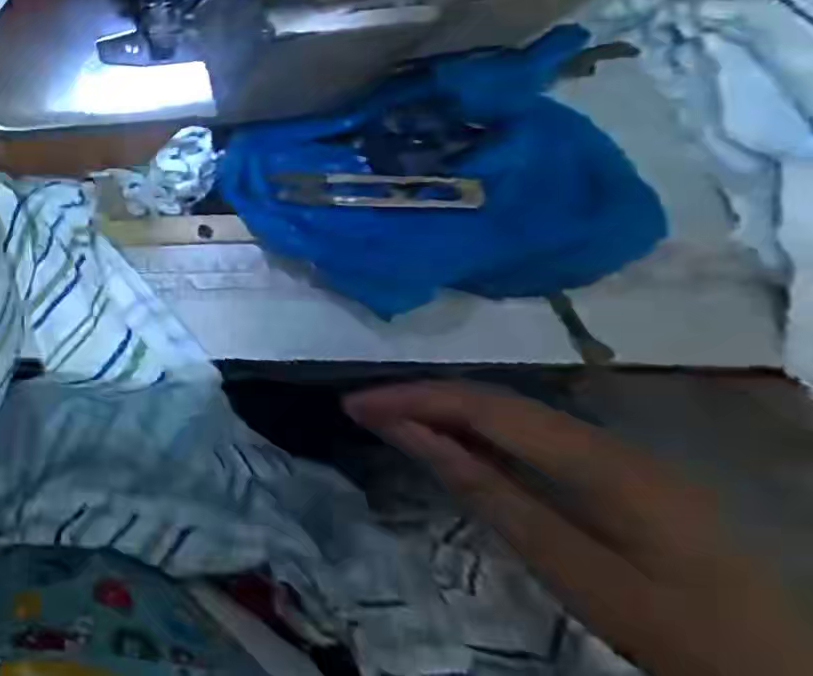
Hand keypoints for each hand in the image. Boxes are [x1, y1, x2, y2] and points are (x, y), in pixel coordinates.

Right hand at [345, 381, 812, 675]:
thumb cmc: (679, 632)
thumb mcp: (574, 571)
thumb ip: (489, 493)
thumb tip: (407, 432)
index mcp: (604, 461)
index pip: (484, 406)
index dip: (411, 397)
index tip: (351, 404)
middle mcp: (612, 444)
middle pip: (497, 400)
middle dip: (419, 398)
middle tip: (358, 409)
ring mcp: (623, 460)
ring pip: (513, 414)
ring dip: (445, 411)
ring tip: (389, 420)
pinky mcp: (625, 479)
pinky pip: (534, 437)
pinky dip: (479, 432)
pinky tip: (450, 443)